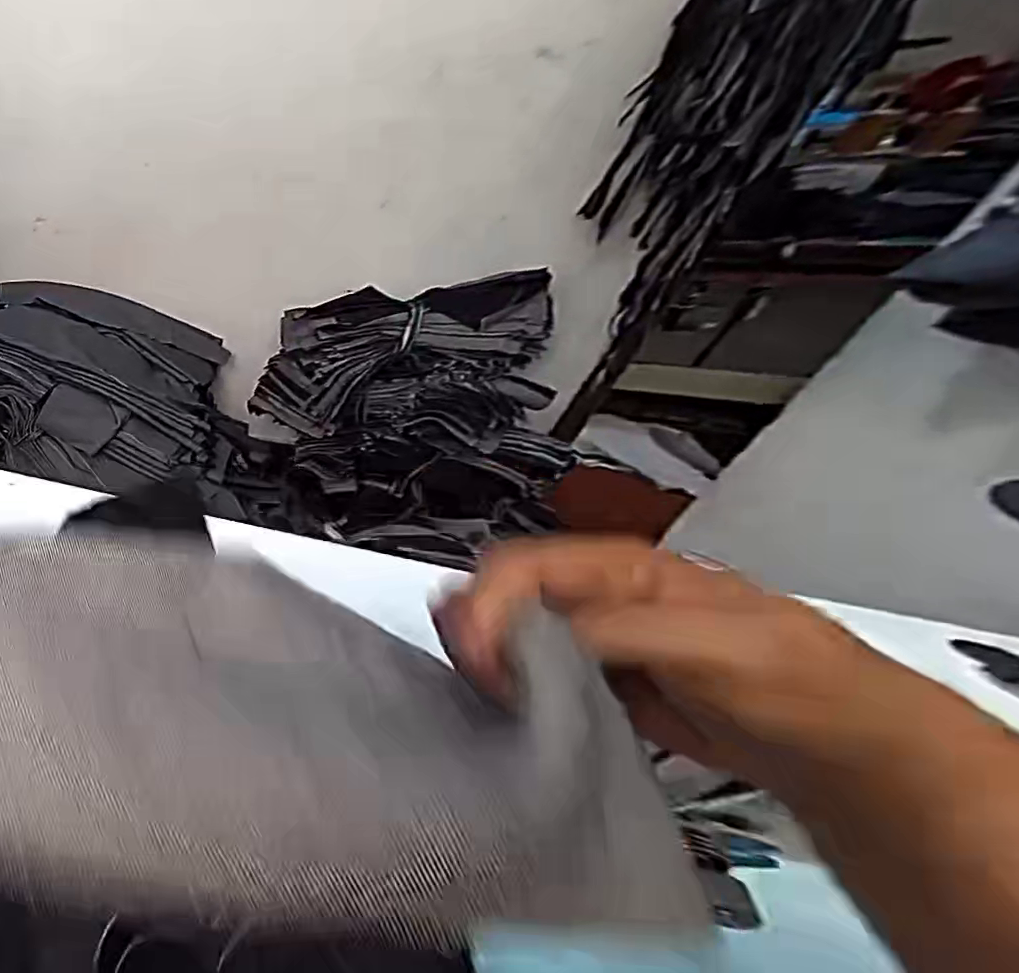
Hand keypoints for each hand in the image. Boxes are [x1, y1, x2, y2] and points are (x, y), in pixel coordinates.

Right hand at [433, 537, 985, 802]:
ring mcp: (583, 632)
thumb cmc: (804, 681)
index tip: (481, 649)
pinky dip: (500, 675)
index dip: (488, 602)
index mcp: (616, 566)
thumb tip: (548, 629)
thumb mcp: (720, 644)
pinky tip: (505, 693)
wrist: (840, 746)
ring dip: (480, 649)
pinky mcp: (583, 672)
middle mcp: (589, 591)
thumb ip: (625, 627)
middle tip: (472, 665)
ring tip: (484, 680)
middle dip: (471, 621)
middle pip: (496, 588)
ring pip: (499, 623)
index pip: (520, 566)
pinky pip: (519, 663)